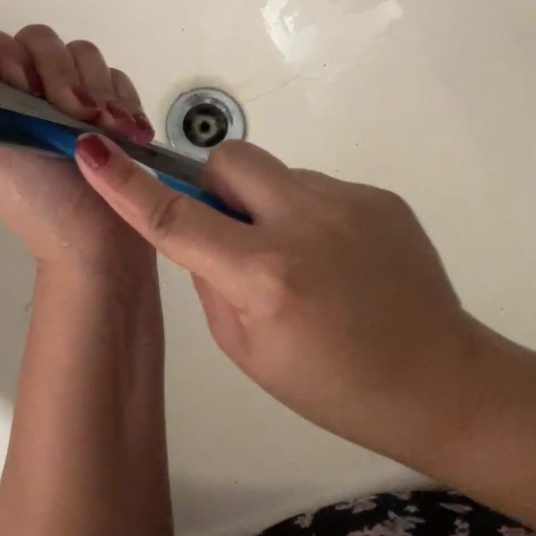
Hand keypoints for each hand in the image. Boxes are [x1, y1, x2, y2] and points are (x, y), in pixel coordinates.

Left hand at [0, 23, 156, 272]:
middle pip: (38, 39)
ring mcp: (64, 96)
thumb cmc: (32, 201)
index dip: (0, 51)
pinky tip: (126, 132)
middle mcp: (18, 91)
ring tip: (107, 132)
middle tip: (75, 117)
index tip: (22, 84)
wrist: (96, 241)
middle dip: (62, 77)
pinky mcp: (104, 105)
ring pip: (82, 53)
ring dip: (99, 94)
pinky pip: (115, 76)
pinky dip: (123, 103)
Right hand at [72, 135, 511, 459]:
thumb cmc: (332, 386)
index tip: (91, 149)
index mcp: (266, 276)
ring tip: (302, 260)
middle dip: (212, 187)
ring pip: (274, 174)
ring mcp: (349, 202)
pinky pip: (315, 188)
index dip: (125, 183)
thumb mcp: (247, 350)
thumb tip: (202, 232)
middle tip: (232, 233)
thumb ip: (211, 280)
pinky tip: (337, 260)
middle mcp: (305, 225)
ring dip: (266, 205)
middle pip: (227, 161)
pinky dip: (307, 214)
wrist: (444, 384)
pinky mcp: (379, 196)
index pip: (174, 218)